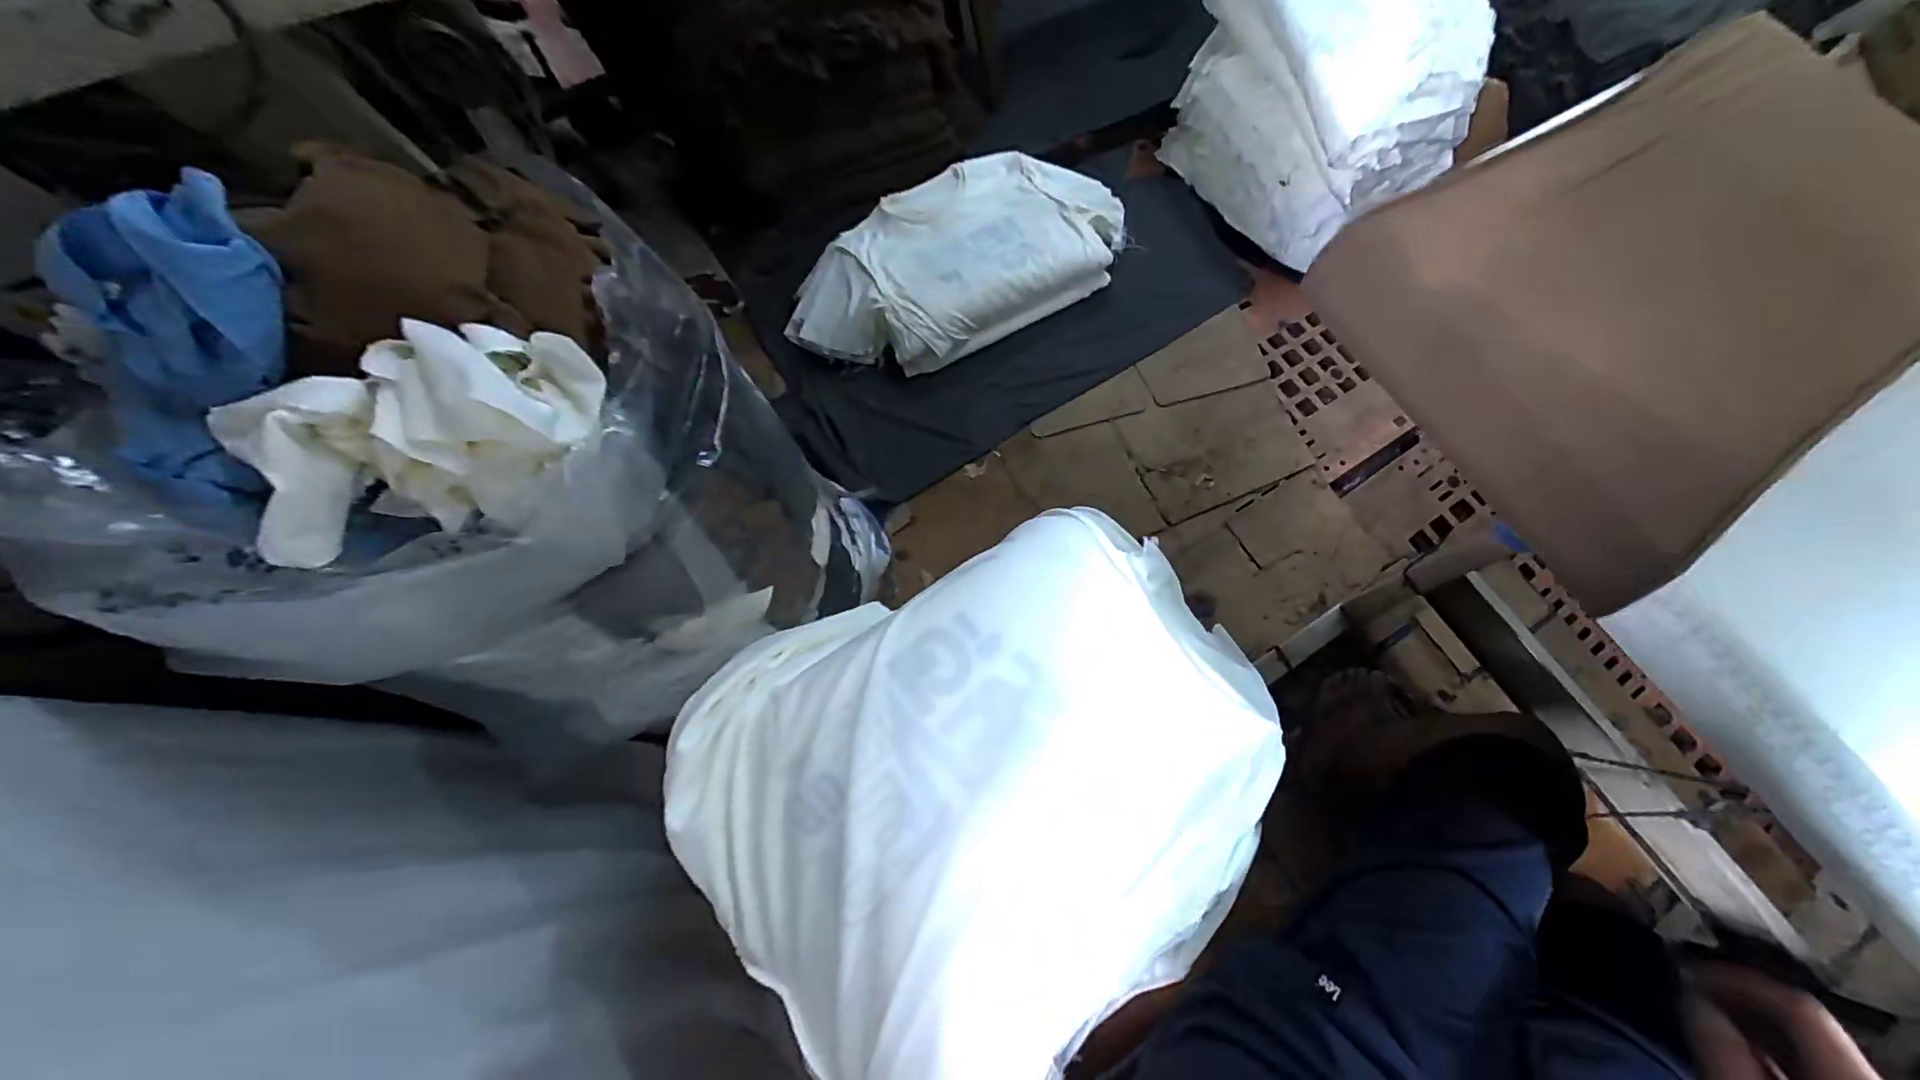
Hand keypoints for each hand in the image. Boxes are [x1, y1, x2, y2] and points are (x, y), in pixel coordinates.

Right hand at [1687, 962, 1881, 1079]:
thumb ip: (1717, 1044)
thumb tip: (1690, 995)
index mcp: (1849, 1074)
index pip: (1795, 1003)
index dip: (1738, 979)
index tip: (1690, 972)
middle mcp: (1866, 1077)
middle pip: (1804, 1023)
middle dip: (1741, 1002)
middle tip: (1692, 994)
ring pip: (1806, 1045)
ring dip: (1753, 1026)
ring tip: (1710, 1020)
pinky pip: (1812, 1065)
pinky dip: (1771, 1051)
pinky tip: (1744, 1054)